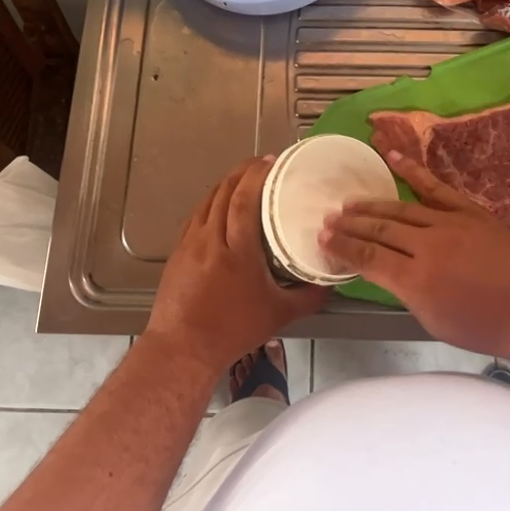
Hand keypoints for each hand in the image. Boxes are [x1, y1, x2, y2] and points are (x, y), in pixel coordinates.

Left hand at [144, 156, 328, 373]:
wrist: (182, 348)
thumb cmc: (233, 331)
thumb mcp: (279, 315)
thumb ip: (309, 296)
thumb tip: (331, 281)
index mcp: (238, 250)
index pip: (244, 199)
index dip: (257, 175)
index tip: (271, 162)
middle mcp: (211, 239)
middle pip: (224, 192)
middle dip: (243, 172)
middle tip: (262, 163)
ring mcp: (190, 243)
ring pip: (208, 201)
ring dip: (226, 184)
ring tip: (244, 177)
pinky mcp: (178, 251)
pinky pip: (196, 216)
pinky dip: (211, 202)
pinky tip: (219, 204)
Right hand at [320, 150, 509, 361]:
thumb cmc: (484, 326)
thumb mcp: (433, 321)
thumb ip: (405, 292)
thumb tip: (384, 270)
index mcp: (417, 280)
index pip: (368, 258)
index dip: (342, 247)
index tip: (322, 239)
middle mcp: (428, 246)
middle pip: (379, 230)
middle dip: (350, 225)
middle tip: (327, 220)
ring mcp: (450, 223)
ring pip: (400, 208)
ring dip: (372, 205)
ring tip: (349, 204)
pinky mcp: (468, 210)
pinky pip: (435, 186)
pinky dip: (412, 170)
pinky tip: (392, 158)